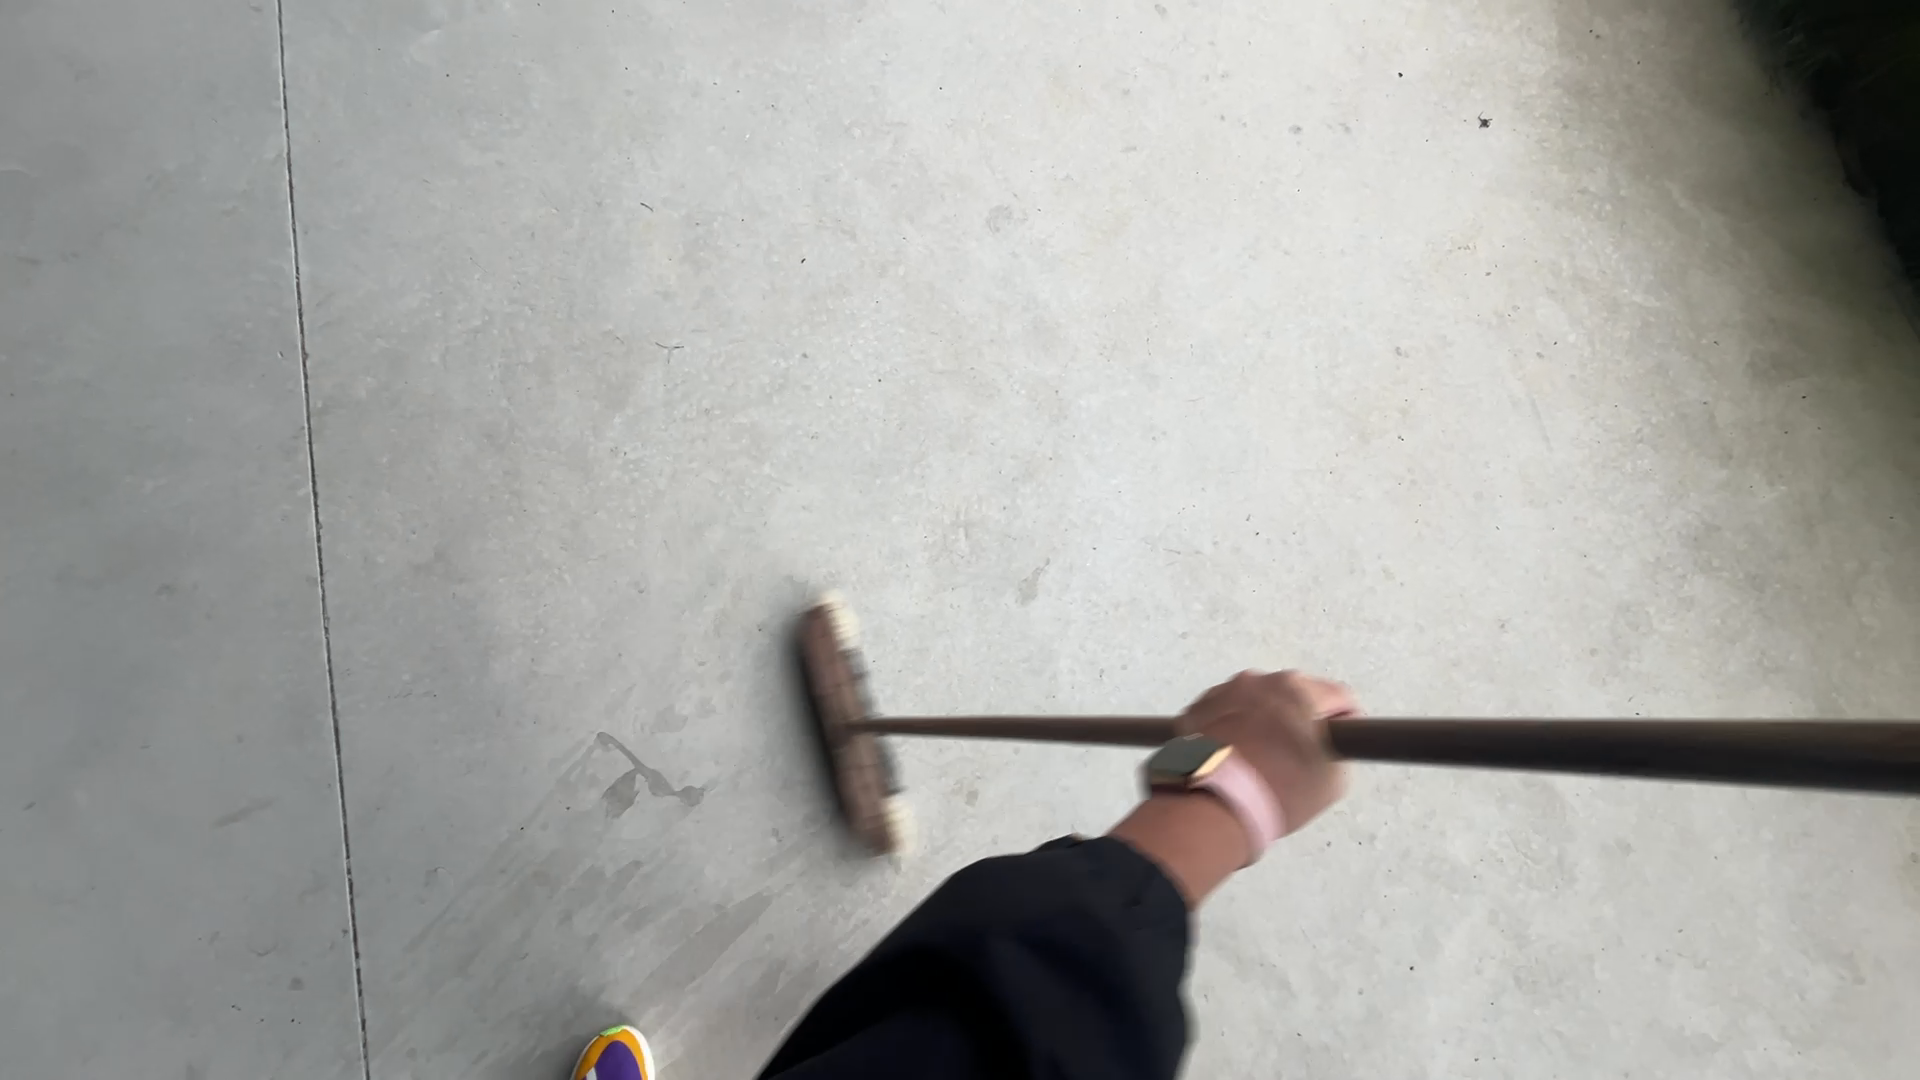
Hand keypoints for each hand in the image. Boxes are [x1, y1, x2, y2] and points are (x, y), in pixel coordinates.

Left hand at [1110, 670, 1356, 906]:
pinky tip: (1231, 754)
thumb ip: (1339, 746)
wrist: (1212, 801)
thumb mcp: (1333, 779)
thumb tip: (1327, 738)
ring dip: (1261, 719)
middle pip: (1293, 693)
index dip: (1346, 722)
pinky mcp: (1194, 707)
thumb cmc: (1279, 790)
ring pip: (1253, 700)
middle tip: (1296, 754)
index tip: (1337, 743)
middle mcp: (1258, 680)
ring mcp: (1221, 690)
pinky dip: (1230, 725)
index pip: (1339, 697)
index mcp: (1297, 690)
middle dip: (1299, 717)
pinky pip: (1222, 711)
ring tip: (1258, 756)